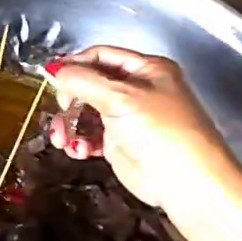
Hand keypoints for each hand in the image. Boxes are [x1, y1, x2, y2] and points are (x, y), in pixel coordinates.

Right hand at [45, 46, 238, 212]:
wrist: (188, 184)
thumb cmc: (162, 132)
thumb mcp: (121, 98)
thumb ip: (83, 81)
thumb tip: (55, 70)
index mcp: (146, 69)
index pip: (102, 56)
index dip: (75, 64)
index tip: (53, 78)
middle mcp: (138, 89)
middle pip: (91, 84)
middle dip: (70, 98)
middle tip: (60, 111)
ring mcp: (130, 117)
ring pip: (88, 111)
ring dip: (70, 123)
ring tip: (61, 139)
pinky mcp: (122, 144)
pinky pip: (92, 135)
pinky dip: (80, 141)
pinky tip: (76, 150)